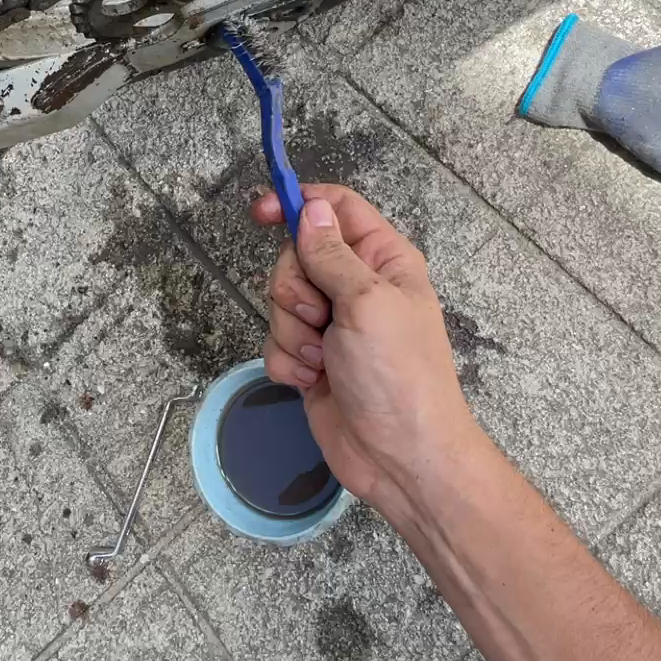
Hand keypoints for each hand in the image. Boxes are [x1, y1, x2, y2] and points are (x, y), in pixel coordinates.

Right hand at [252, 185, 480, 509]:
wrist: (400, 458)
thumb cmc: (397, 373)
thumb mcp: (367, 302)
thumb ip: (331, 253)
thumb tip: (310, 207)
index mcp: (381, 259)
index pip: (336, 208)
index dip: (298, 203)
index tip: (260, 213)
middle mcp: (355, 285)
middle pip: (296, 256)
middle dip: (294, 290)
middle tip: (319, 319)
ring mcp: (331, 325)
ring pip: (280, 302)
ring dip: (293, 333)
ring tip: (322, 361)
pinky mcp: (311, 360)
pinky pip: (277, 343)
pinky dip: (288, 363)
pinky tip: (313, 383)